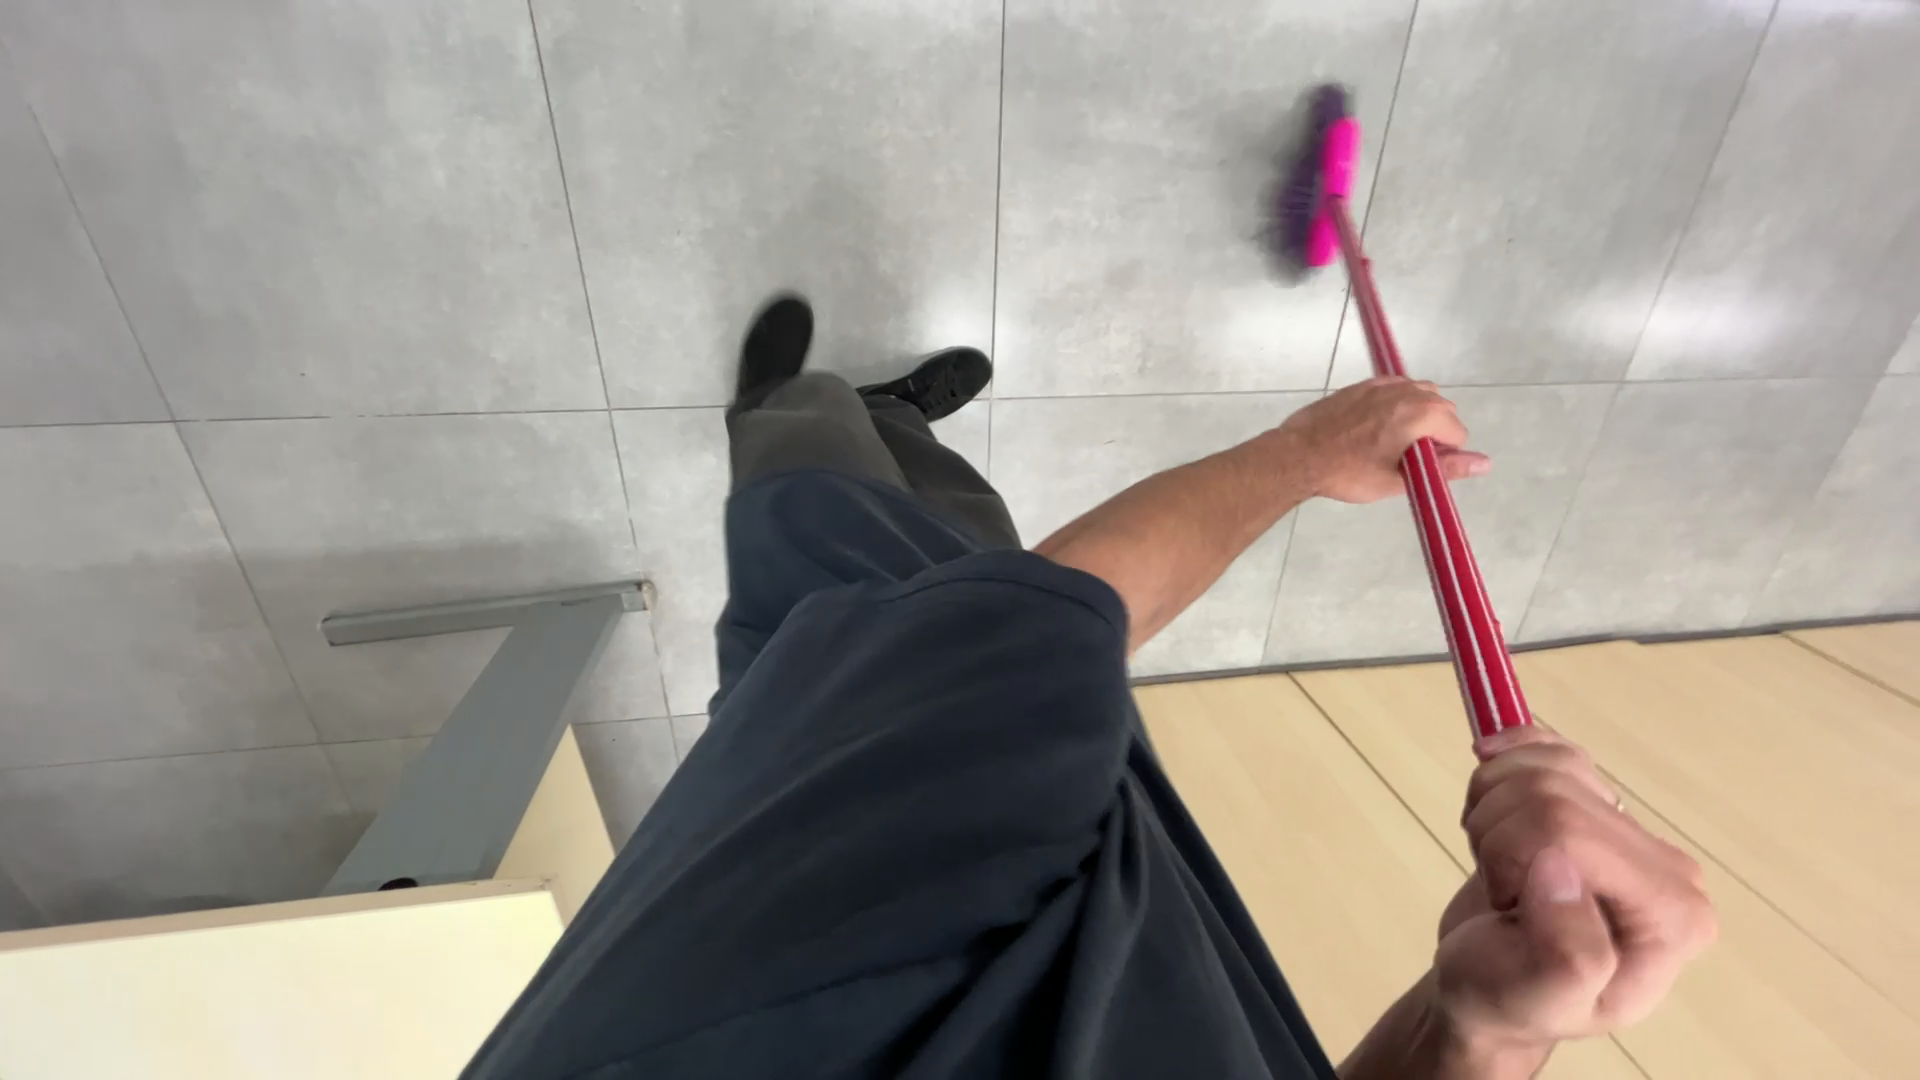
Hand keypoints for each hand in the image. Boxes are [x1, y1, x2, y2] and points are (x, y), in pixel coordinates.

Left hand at [1275, 376, 1488, 502]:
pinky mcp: (1359, 385)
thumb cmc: (1346, 473)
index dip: (1441, 453)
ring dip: (1414, 415)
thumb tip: (1486, 463)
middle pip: (1440, 409)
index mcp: (1421, 414)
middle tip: (1401, 457)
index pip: (1456, 432)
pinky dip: (1393, 404)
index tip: (1414, 466)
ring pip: (1418, 394)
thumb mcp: (1398, 480)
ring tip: (1388, 442)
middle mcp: (1406, 391)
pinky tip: (1373, 425)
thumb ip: (1445, 469)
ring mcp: (1381, 385)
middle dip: (1431, 432)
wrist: (1296, 456)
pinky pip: (1392, 388)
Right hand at [1434, 728, 1716, 1061]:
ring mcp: (1628, 832)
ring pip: (1542, 763)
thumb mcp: (1537, 997)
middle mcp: (1665, 867)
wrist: (1488, 981)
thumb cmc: (1511, 998)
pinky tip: (1490, 793)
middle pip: (1550, 791)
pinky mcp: (1590, 805)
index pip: (1567, 828)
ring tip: (1494, 856)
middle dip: (1495, 827)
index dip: (1510, 850)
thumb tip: (1557, 866)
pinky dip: (1503, 758)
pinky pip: (1546, 747)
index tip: (1506, 901)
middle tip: (1497, 880)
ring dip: (1490, 800)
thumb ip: (1566, 951)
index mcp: (1670, 914)